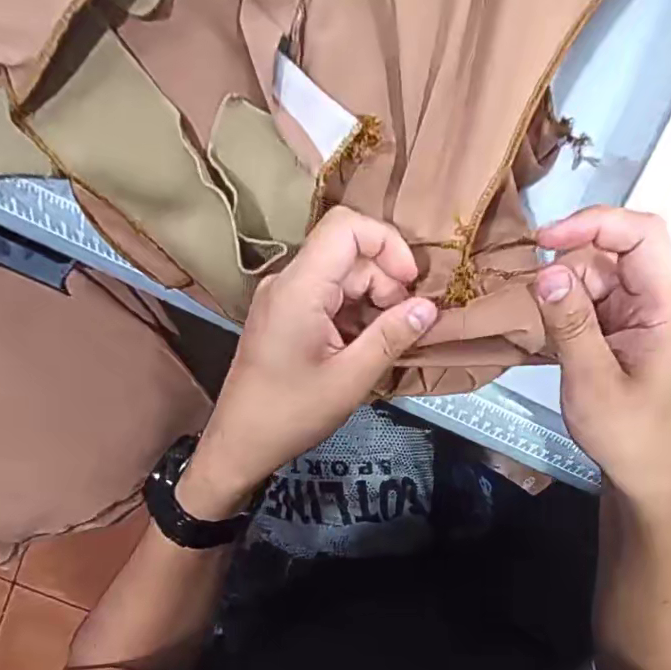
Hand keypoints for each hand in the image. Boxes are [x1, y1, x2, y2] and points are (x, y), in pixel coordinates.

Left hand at [179, 206, 438, 517]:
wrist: (241, 442)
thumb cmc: (292, 414)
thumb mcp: (351, 379)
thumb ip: (391, 337)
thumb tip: (429, 308)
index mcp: (300, 288)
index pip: (347, 227)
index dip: (388, 244)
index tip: (412, 285)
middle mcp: (288, 281)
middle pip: (349, 252)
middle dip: (386, 282)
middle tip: (403, 327)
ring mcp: (285, 297)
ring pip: (342, 275)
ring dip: (374, 301)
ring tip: (386, 342)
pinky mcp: (286, 315)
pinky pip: (329, 296)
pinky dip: (356, 313)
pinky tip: (365, 347)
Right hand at [532, 207, 670, 498]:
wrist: (636, 469)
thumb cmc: (625, 433)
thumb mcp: (592, 381)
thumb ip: (571, 324)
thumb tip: (546, 273)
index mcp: (665, 308)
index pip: (643, 234)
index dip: (596, 223)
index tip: (548, 240)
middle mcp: (655, 301)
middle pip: (615, 249)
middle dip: (571, 265)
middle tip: (540, 300)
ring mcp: (637, 313)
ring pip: (596, 272)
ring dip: (564, 290)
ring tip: (547, 327)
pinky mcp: (619, 327)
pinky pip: (590, 298)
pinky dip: (565, 307)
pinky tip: (553, 332)